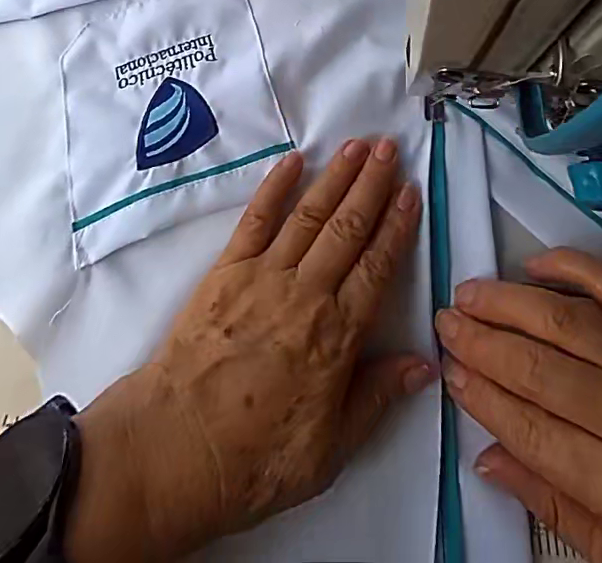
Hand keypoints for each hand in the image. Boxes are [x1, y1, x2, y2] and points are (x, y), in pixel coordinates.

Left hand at [65, 138, 430, 561]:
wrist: (178, 443)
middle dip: (371, 184)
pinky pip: (255, 220)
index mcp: (337, 336)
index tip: (411, 192)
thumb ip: (376, 398)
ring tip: (356, 147)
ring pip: (308, 216)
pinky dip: (274, 188)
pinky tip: (292, 163)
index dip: (397, 226)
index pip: (377, 267)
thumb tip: (423, 364)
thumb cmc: (257, 455)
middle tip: (390, 148)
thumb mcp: (331, 448)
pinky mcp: (225, 270)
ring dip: (334, 177)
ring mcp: (262, 276)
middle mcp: (304, 294)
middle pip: (347, 229)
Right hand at [436, 248, 601, 562]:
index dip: (480, 395)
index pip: (531, 429)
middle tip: (443, 324)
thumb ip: (555, 506)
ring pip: (566, 320)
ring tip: (467, 293)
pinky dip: (573, 265)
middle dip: (480, 342)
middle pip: (539, 368)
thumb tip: (483, 454)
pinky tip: (533, 262)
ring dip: (507, 301)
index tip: (447, 370)